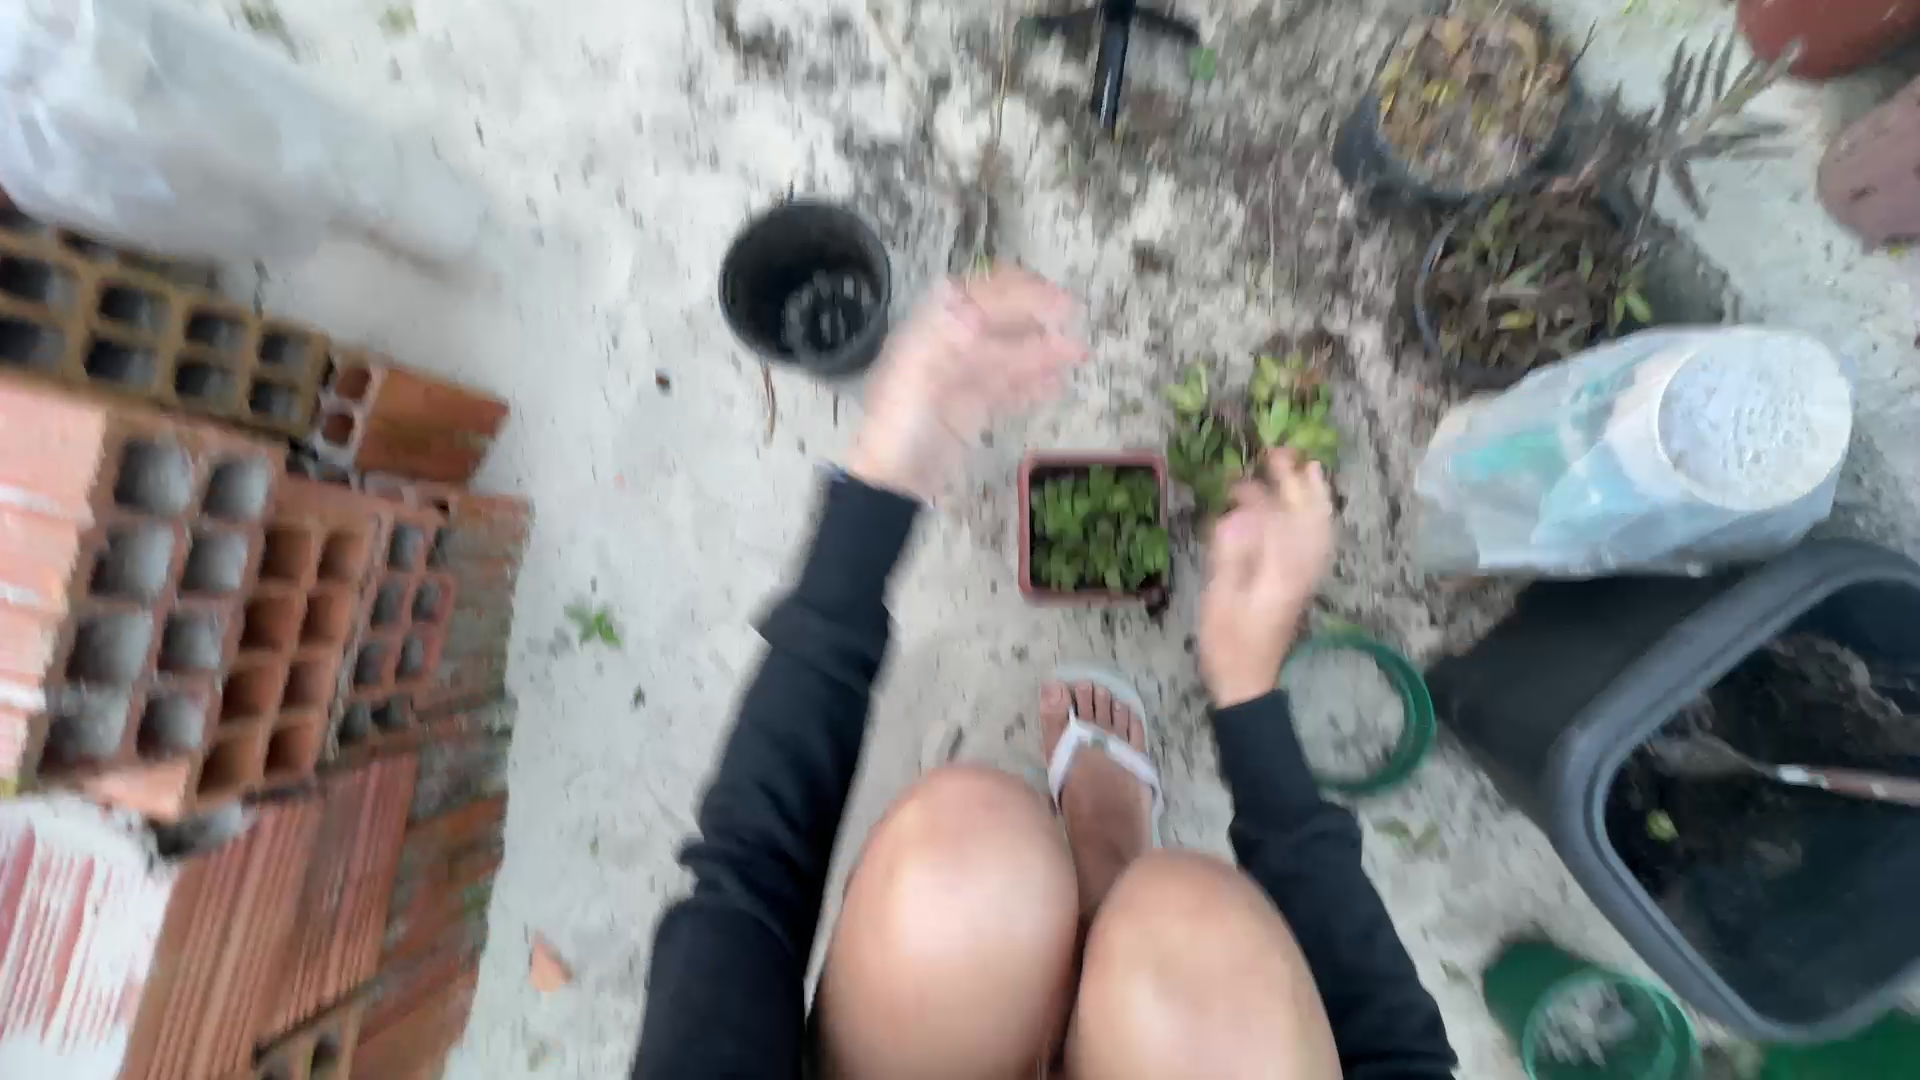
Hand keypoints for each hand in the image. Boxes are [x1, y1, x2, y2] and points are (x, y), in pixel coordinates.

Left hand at [847, 266, 1086, 500]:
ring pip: (1009, 357)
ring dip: (1043, 352)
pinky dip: (1033, 385)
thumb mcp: (917, 375)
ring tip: (1077, 354)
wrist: (892, 481)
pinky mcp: (972, 411)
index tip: (1050, 298)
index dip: (1015, 290)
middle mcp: (948, 349)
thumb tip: (979, 310)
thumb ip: (947, 340)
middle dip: (1035, 317)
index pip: (977, 296)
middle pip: (998, 322)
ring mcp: (962, 381)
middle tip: (1072, 317)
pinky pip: (1008, 390)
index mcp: (930, 332)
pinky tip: (1056, 385)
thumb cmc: (899, 425)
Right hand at [1199, 449, 1334, 707]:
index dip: (1263, 493)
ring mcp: (1305, 577)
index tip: (1242, 473)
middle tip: (1280, 453)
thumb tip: (1235, 517)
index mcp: (1281, 571)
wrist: (1248, 681)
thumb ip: (1230, 557)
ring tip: (1308, 468)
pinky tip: (1309, 511)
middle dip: (1297, 483)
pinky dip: (1317, 520)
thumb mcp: (1220, 600)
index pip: (1280, 520)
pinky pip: (1318, 544)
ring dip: (1314, 497)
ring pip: (1320, 529)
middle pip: (1309, 517)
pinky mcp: (1301, 584)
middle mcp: (1301, 569)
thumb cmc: (1228, 643)